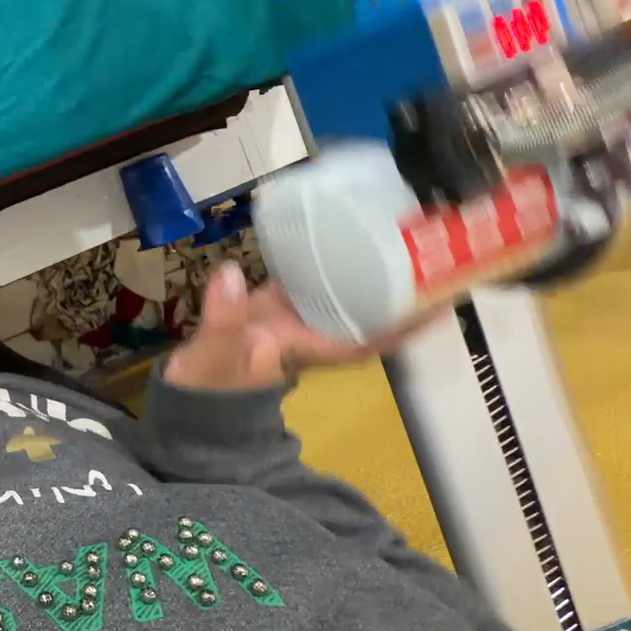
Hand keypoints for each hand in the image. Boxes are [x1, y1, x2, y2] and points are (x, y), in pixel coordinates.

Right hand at [163, 261, 427, 390]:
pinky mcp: (267, 309)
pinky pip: (302, 283)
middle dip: (394, 287)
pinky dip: (315, 263)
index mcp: (306, 347)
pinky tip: (323, 237)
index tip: (445, 299)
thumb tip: (228, 273)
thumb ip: (222, 320)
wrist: (185, 393)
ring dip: (362, 271)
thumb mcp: (214, 357)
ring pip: (336, 295)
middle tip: (424, 248)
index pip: (369, 338)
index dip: (407, 322)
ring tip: (387, 237)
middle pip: (363, 311)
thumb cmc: (208, 384)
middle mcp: (308, 333)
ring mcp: (288, 320)